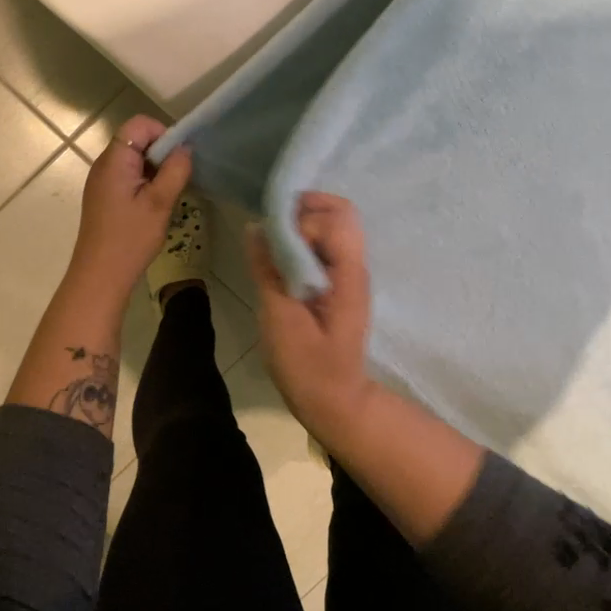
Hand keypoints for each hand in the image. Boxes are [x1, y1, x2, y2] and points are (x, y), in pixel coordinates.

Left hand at [68, 115, 191, 294]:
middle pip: (136, 139)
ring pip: (134, 159)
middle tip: (177, 179)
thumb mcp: (159, 203)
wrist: (100, 276)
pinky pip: (128, 175)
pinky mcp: (104, 196)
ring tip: (167, 195)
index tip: (178, 159)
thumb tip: (185, 148)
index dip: (163, 133)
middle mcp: (104, 164)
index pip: (139, 124)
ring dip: (155, 170)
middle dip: (161, 153)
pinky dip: (145, 182)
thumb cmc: (130, 238)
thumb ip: (175, 170)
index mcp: (114, 160)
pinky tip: (154, 205)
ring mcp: (102, 180)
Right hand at [248, 192, 377, 438]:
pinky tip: (281, 258)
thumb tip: (257, 227)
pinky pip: (326, 243)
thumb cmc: (308, 367)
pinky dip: (304, 239)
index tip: (275, 243)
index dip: (301, 222)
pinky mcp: (338, 281)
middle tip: (273, 228)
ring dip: (303, 223)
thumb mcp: (280, 320)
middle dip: (305, 209)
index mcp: (347, 274)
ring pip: (334, 224)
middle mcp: (354, 266)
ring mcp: (348, 273)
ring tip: (274, 243)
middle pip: (341, 211)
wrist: (334, 402)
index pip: (334, 220)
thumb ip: (269, 270)